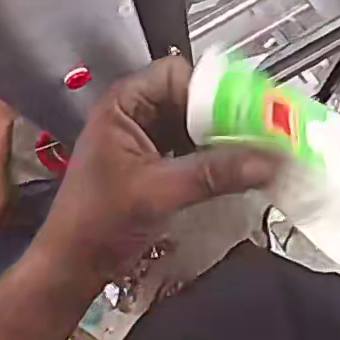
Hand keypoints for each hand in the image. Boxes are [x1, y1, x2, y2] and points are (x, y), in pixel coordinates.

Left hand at [36, 56, 280, 280]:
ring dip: (222, 139)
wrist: (74, 264)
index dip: (208, 92)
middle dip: (223, 118)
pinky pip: (194, 148)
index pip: (176, 74)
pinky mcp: (157, 162)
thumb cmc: (95, 222)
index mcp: (123, 105)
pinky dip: (214, 158)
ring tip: (250, 154)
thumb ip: (212, 175)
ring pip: (196, 124)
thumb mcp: (158, 192)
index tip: (238, 116)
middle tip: (255, 136)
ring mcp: (147, 139)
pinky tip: (234, 171)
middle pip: (192, 98)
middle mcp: (136, 114)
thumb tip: (265, 161)